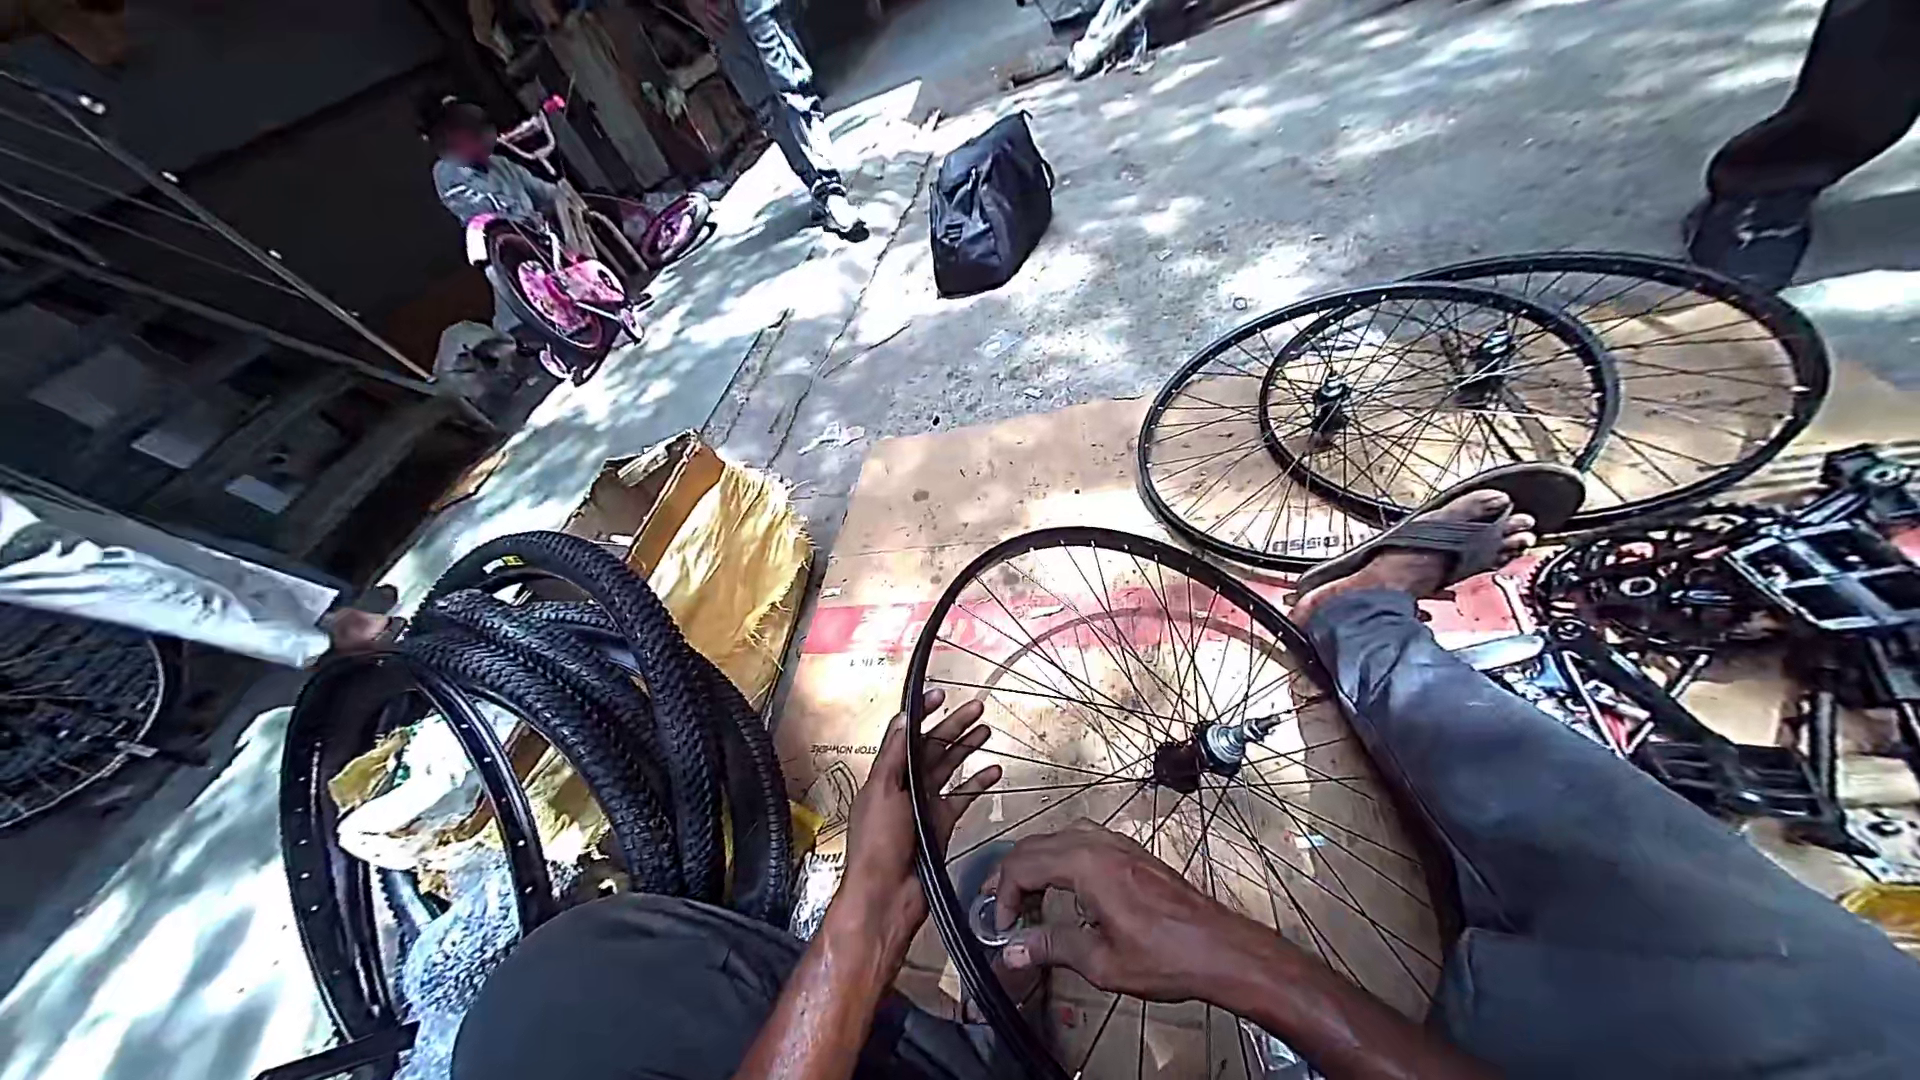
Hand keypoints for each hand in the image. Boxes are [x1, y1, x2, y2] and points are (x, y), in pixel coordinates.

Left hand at [838, 689, 1000, 962]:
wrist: (886, 898)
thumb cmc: (877, 844)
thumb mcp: (882, 791)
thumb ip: (895, 753)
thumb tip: (905, 717)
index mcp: (888, 774)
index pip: (908, 734)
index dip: (924, 713)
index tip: (940, 694)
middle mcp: (906, 785)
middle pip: (934, 747)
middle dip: (954, 725)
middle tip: (977, 706)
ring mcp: (925, 805)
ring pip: (950, 768)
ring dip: (967, 748)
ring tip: (986, 730)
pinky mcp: (941, 824)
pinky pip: (962, 797)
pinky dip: (977, 784)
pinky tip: (994, 772)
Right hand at [987, 820, 1258, 1002]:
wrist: (1218, 947)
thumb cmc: (1166, 955)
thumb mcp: (1101, 961)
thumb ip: (1052, 946)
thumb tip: (1013, 949)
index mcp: (1085, 864)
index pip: (1023, 865)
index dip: (1004, 894)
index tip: (1001, 923)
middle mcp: (1096, 842)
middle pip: (1035, 845)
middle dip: (1011, 874)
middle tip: (999, 905)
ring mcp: (1114, 841)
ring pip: (1056, 837)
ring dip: (1034, 862)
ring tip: (1025, 895)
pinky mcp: (1127, 849)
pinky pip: (1079, 838)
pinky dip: (1058, 856)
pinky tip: (1061, 883)